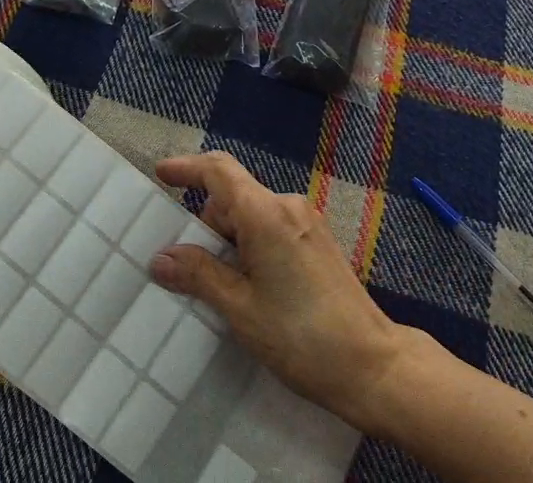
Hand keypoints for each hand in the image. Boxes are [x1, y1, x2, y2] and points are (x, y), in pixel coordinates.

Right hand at [147, 151, 419, 431]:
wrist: (371, 363)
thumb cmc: (300, 335)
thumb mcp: (240, 308)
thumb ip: (200, 275)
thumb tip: (161, 258)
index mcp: (266, 214)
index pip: (219, 171)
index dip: (187, 169)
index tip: (161, 175)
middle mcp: (288, 206)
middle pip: (233, 198)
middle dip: (206, 226)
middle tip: (185, 270)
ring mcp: (307, 223)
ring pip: (252, 216)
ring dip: (229, 241)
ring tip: (216, 289)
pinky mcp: (318, 242)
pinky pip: (271, 230)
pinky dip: (250, 248)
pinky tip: (246, 287)